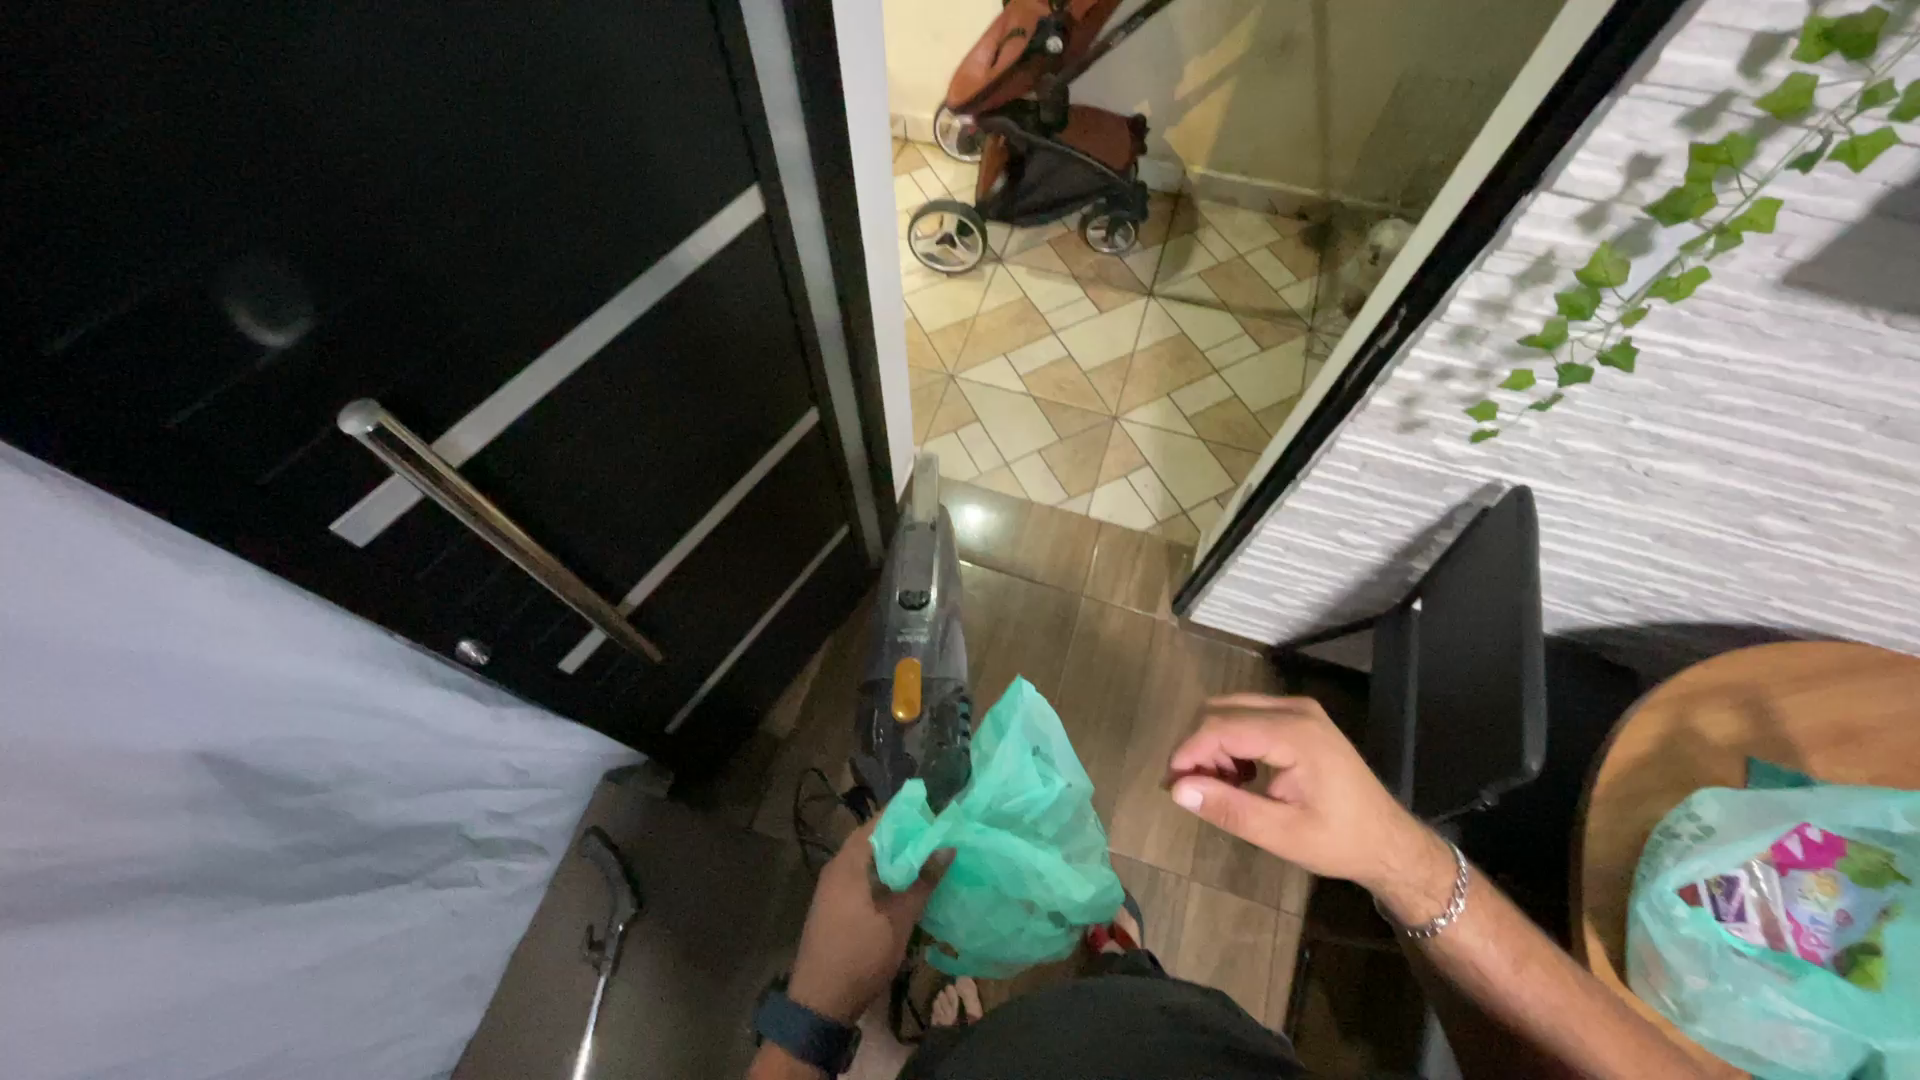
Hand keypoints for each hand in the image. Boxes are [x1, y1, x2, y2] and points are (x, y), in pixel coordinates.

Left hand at [786, 817, 948, 1024]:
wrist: (819, 1005)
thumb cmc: (859, 957)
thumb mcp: (898, 920)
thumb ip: (922, 883)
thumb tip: (947, 848)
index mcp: (848, 864)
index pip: (878, 823)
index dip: (905, 814)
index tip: (934, 809)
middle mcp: (837, 869)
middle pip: (874, 840)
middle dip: (905, 835)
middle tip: (939, 832)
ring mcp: (833, 889)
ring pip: (869, 861)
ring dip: (896, 857)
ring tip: (930, 854)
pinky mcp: (836, 906)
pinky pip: (863, 878)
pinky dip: (885, 875)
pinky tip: (908, 884)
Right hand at [1166, 695, 1453, 917]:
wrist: (1388, 842)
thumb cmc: (1338, 841)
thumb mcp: (1280, 834)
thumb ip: (1228, 808)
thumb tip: (1178, 790)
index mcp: (1294, 734)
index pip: (1220, 726)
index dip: (1188, 752)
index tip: (1171, 785)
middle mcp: (1294, 709)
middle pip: (1220, 710)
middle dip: (1197, 746)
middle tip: (1193, 788)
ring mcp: (1299, 710)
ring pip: (1230, 709)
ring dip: (1212, 743)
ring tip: (1217, 786)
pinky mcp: (1299, 717)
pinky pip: (1247, 715)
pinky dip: (1230, 740)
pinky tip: (1238, 775)